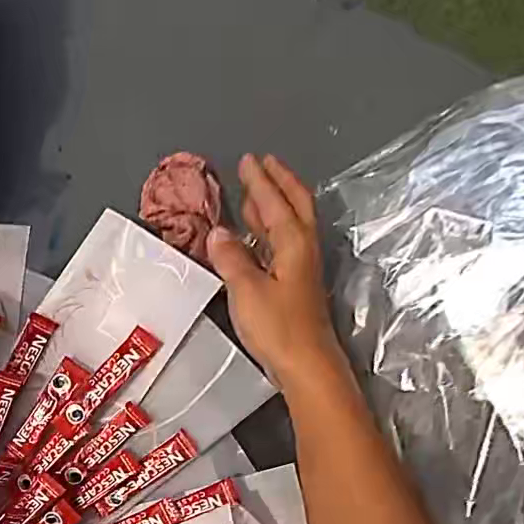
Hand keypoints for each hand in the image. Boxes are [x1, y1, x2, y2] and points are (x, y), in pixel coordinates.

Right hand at [205, 154, 346, 383]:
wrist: (305, 363)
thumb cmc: (277, 327)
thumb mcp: (247, 291)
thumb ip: (231, 259)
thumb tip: (218, 232)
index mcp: (293, 243)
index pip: (275, 203)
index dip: (260, 181)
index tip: (248, 160)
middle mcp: (302, 249)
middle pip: (294, 206)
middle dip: (277, 183)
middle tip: (262, 165)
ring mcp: (302, 269)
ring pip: (290, 225)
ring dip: (274, 206)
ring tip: (257, 195)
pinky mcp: (297, 287)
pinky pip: (284, 245)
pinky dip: (270, 232)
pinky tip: (257, 239)